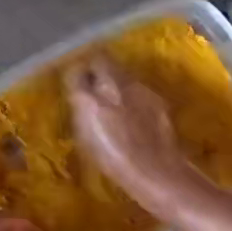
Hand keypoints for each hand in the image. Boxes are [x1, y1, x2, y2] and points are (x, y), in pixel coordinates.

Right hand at [65, 54, 190, 201]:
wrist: (156, 170)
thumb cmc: (113, 162)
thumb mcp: (86, 140)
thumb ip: (82, 113)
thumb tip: (80, 100)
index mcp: (89, 100)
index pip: (75, 72)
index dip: (75, 76)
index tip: (75, 84)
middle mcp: (112, 86)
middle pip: (101, 60)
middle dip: (95, 67)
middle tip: (93, 81)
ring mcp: (138, 88)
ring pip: (122, 72)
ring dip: (115, 80)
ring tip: (115, 97)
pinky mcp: (156, 96)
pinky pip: (138, 87)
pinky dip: (133, 93)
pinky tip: (135, 111)